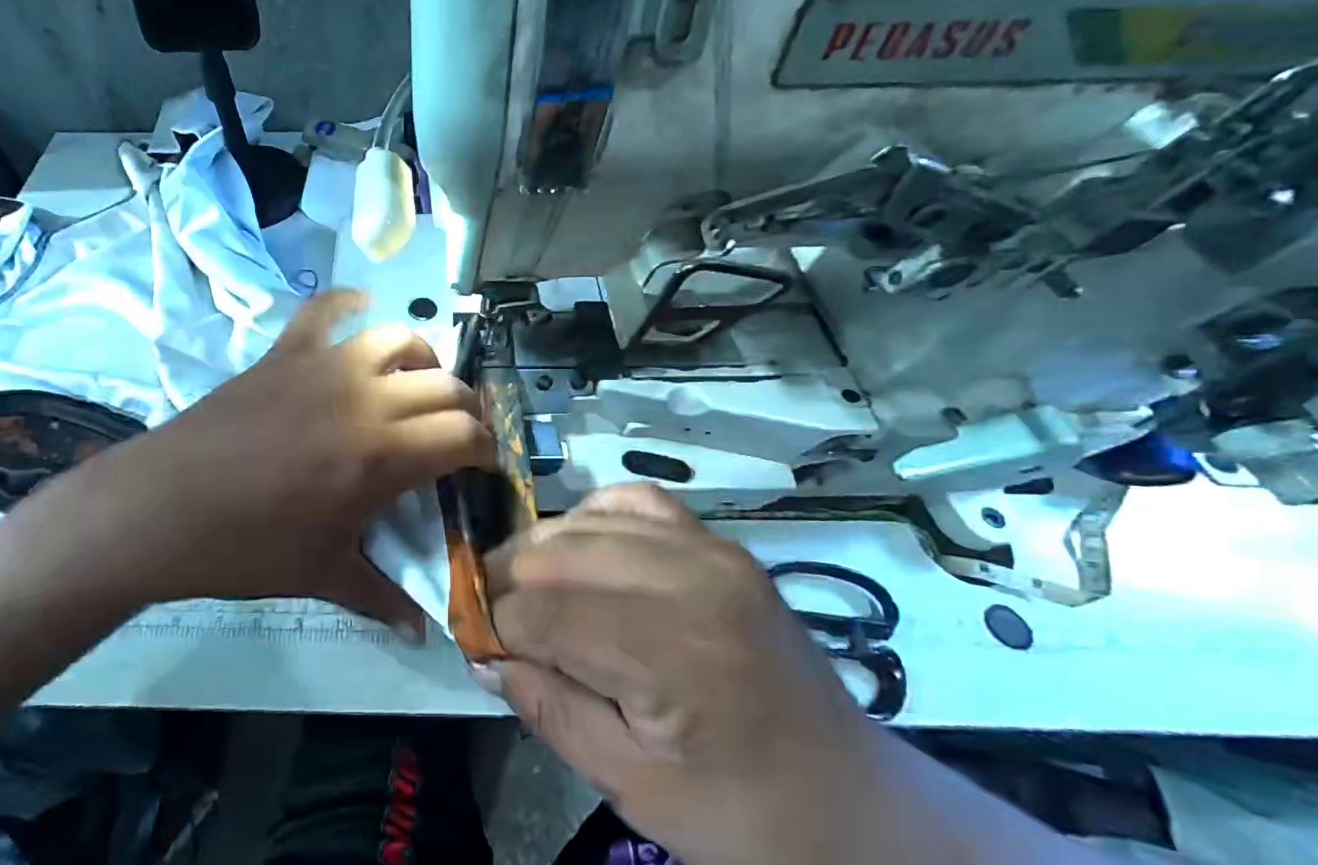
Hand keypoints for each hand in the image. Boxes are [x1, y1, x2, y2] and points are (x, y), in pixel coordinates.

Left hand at [70, 289, 493, 632]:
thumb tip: (421, 632)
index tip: (482, 467)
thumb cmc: (246, 548)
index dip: (486, 450)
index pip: (465, 436)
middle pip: (446, 385)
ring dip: (423, 359)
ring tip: (416, 385)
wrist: (159, 511)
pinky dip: (347, 303)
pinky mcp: (286, 352)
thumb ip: (380, 598)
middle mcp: (367, 398)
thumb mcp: (320, 576)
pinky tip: (359, 309)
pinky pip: (325, 309)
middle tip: (457, 436)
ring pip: (399, 338)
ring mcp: (325, 366)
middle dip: (466, 410)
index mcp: (383, 455)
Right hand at [481, 484, 877, 864]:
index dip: (493, 622)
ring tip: (518, 583)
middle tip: (483, 613)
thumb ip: (551, 709)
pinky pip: (637, 503)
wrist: (849, 798)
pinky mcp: (720, 543)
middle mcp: (692, 578)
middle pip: (560, 555)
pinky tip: (578, 549)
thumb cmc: (742, 813)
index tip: (468, 639)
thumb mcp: (634, 785)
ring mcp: (711, 550)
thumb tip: (483, 654)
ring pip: (591, 520)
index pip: (545, 612)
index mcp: (675, 651)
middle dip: (506, 579)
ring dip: (542, 548)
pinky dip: (593, 518)